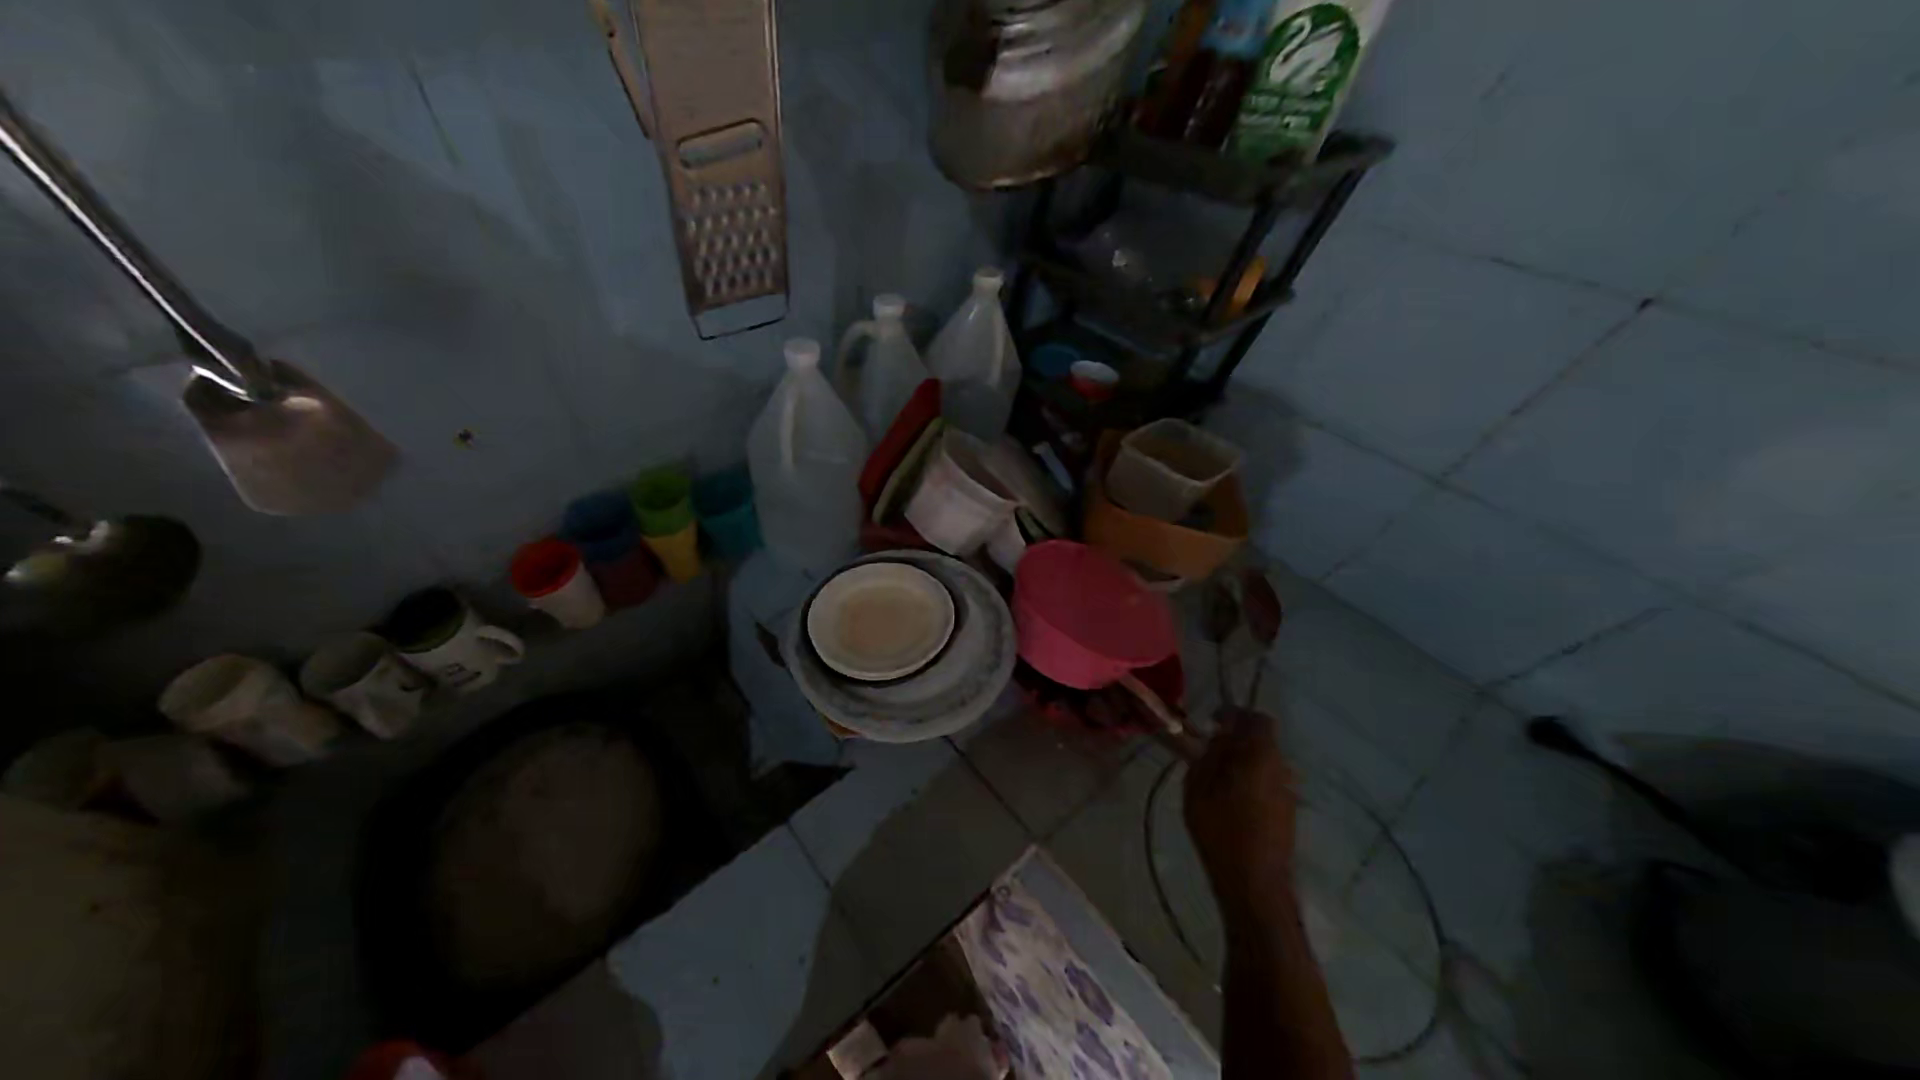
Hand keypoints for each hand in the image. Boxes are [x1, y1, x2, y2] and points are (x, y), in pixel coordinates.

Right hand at [1183, 706, 1298, 928]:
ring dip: (1244, 761)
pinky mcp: (1288, 813)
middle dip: (1237, 739)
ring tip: (1217, 777)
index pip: (1255, 718)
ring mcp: (1288, 792)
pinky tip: (1231, 800)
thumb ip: (1209, 754)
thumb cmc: (1220, 828)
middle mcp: (1281, 767)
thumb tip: (1219, 736)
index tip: (1211, 723)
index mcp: (1260, 754)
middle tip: (1209, 749)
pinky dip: (1251, 780)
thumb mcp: (1199, 785)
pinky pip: (1268, 782)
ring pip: (1265, 762)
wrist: (1255, 883)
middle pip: (1262, 740)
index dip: (1233, 715)